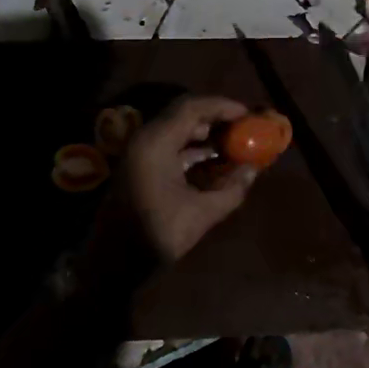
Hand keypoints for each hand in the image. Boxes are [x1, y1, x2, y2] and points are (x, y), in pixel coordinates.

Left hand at [120, 96, 259, 261]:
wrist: (115, 261)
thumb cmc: (158, 233)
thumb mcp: (202, 213)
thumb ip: (231, 188)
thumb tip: (253, 170)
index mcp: (155, 142)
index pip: (191, 107)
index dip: (221, 106)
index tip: (248, 114)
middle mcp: (145, 139)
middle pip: (183, 115)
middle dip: (216, 119)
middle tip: (245, 128)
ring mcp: (140, 153)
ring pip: (177, 131)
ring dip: (206, 135)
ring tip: (236, 144)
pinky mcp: (141, 167)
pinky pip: (170, 147)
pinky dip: (193, 150)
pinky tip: (216, 162)